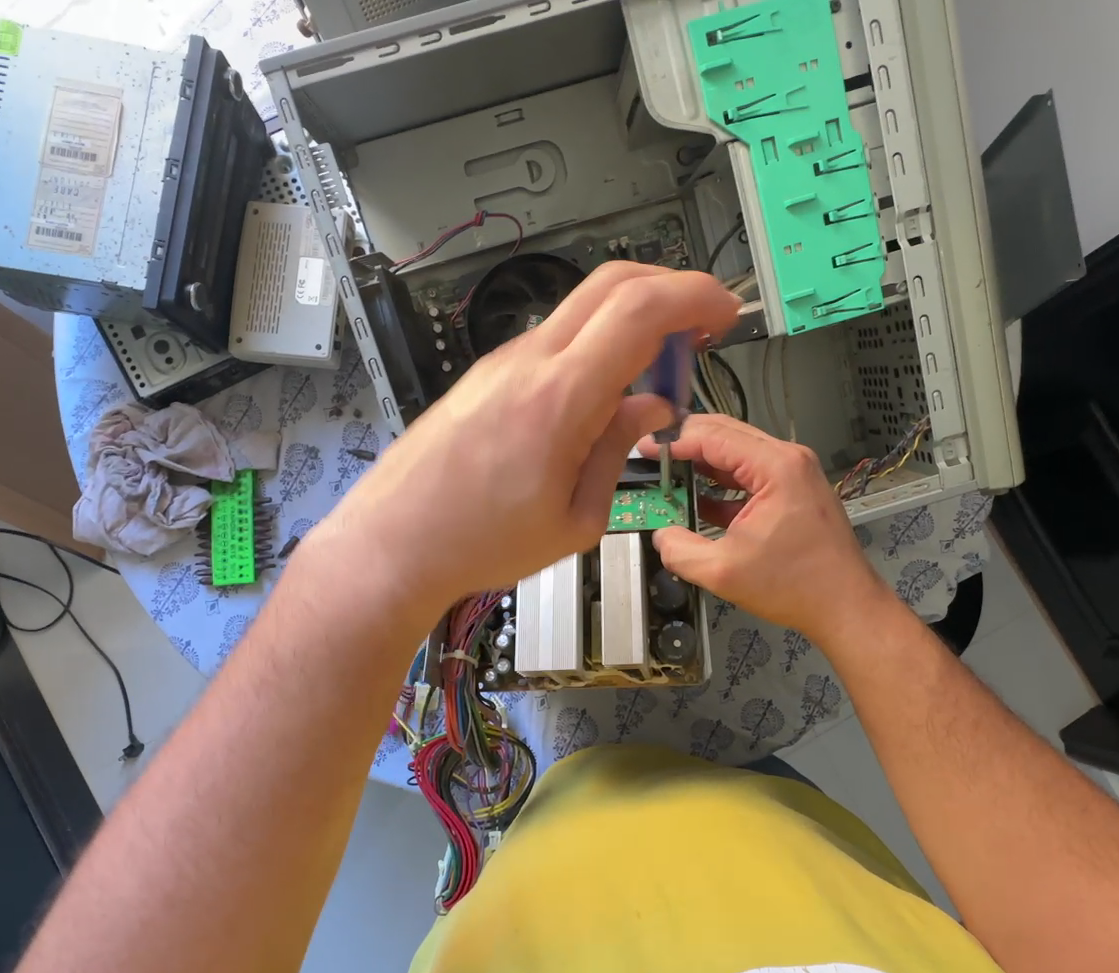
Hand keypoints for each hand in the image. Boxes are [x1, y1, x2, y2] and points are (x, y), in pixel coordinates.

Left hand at [311, 262, 740, 608]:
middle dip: (671, 290)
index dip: (696, 296)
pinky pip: (554, 338)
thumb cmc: (478, 542)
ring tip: (652, 376)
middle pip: (612, 282)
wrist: (394, 544)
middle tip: (699, 331)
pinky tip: (603, 392)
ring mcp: (502, 362)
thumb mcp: (575, 518)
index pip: (641, 308)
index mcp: (560, 397)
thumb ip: (619, 449)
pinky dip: (595, 345)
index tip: (724, 313)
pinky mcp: (487, 375)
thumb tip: (650, 408)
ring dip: (631, 322)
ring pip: (582, 307)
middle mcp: (528, 362)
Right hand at [638, 414, 890, 647]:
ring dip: (703, 462)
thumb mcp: (723, 572)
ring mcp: (795, 473)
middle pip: (726, 434)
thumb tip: (659, 535)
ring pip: (738, 452)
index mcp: (776, 467)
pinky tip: (698, 499)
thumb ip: (680, 550)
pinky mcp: (795, 490)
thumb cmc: (793, 586)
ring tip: (668, 476)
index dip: (673, 441)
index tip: (642, 450)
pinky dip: (723, 482)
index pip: (713, 436)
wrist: (845, 606)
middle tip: (651, 458)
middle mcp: (788, 459)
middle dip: (686, 444)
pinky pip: (751, 474)